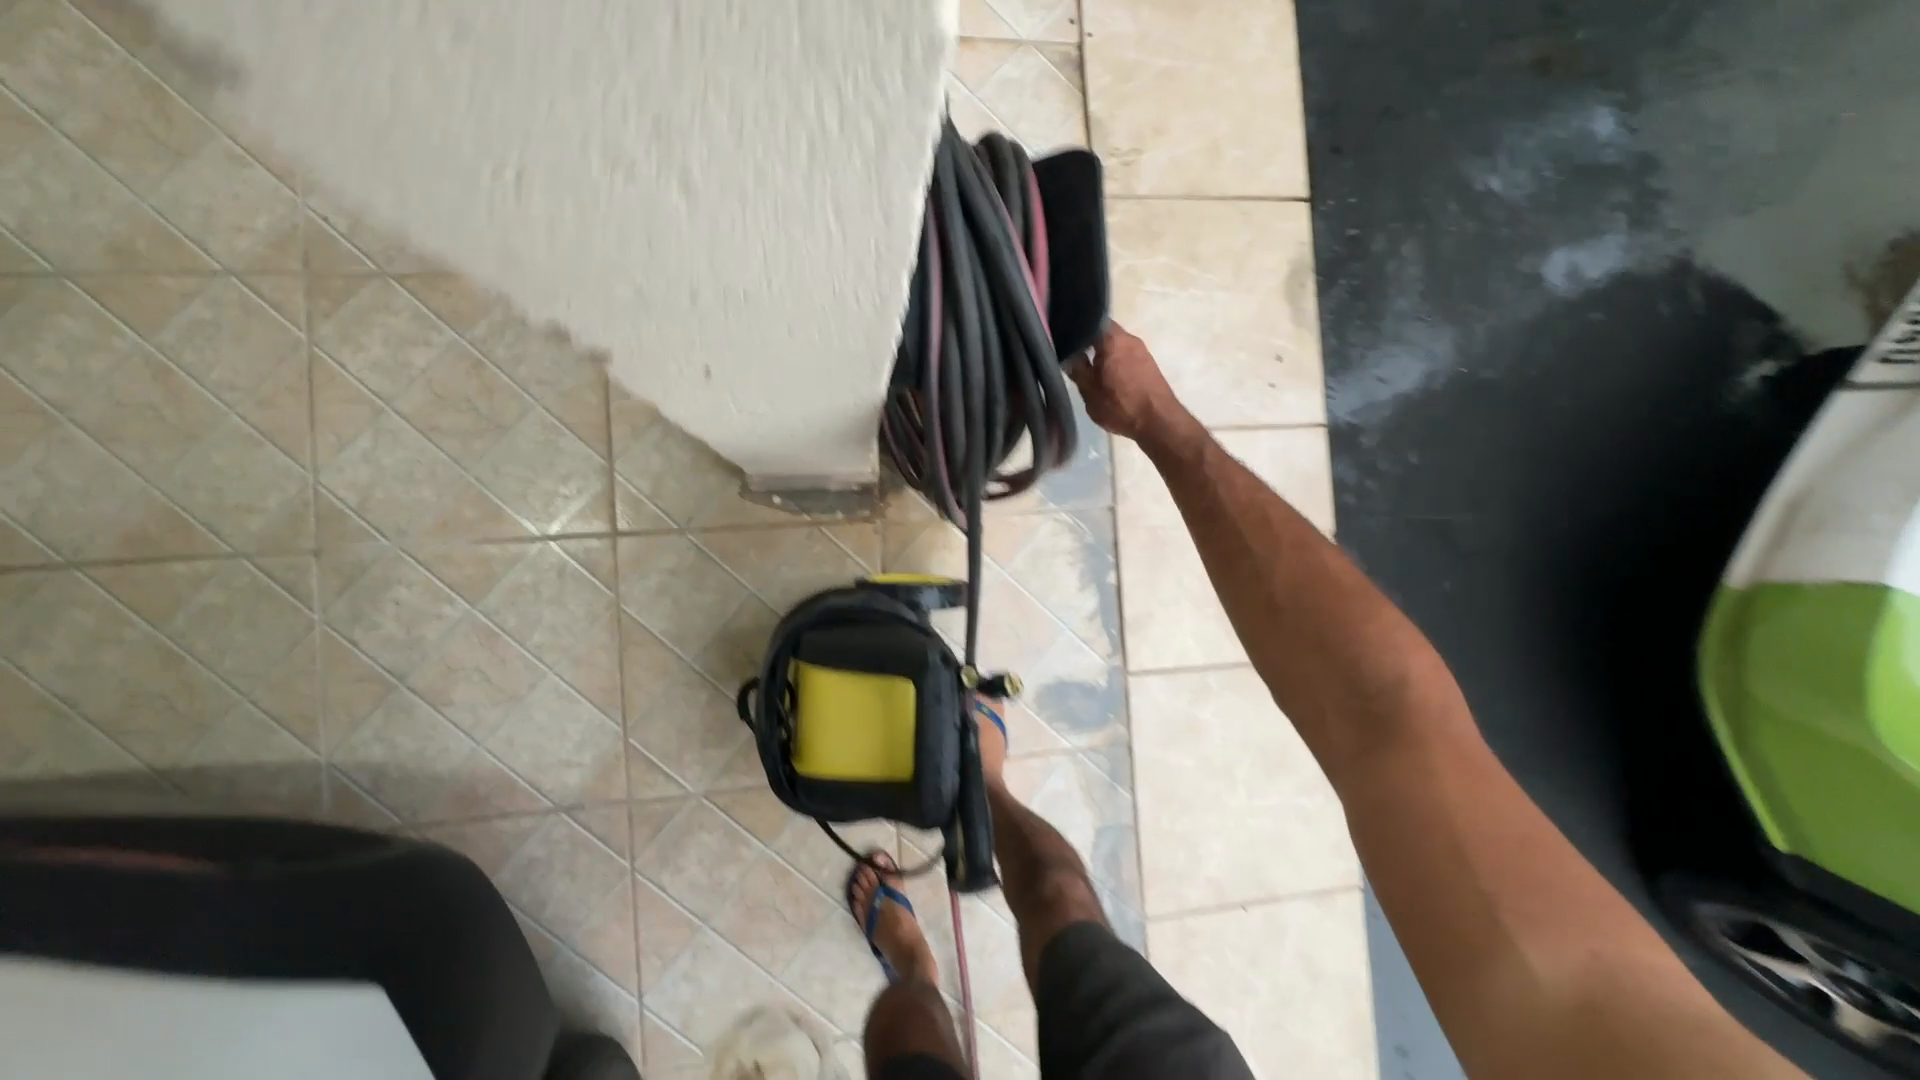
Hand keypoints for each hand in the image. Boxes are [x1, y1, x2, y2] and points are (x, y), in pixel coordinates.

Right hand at [1069, 323, 1191, 444]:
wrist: (1159, 422)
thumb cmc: (1120, 405)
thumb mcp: (1089, 391)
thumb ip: (1076, 369)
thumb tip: (1068, 355)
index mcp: (1112, 339)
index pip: (1090, 320)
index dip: (1075, 328)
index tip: (1064, 338)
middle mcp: (1129, 338)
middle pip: (1104, 332)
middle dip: (1089, 341)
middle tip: (1072, 355)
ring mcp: (1142, 350)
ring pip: (1116, 344)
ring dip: (1103, 353)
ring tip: (1088, 367)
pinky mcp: (1149, 363)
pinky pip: (1126, 354)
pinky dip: (1115, 360)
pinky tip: (1106, 375)